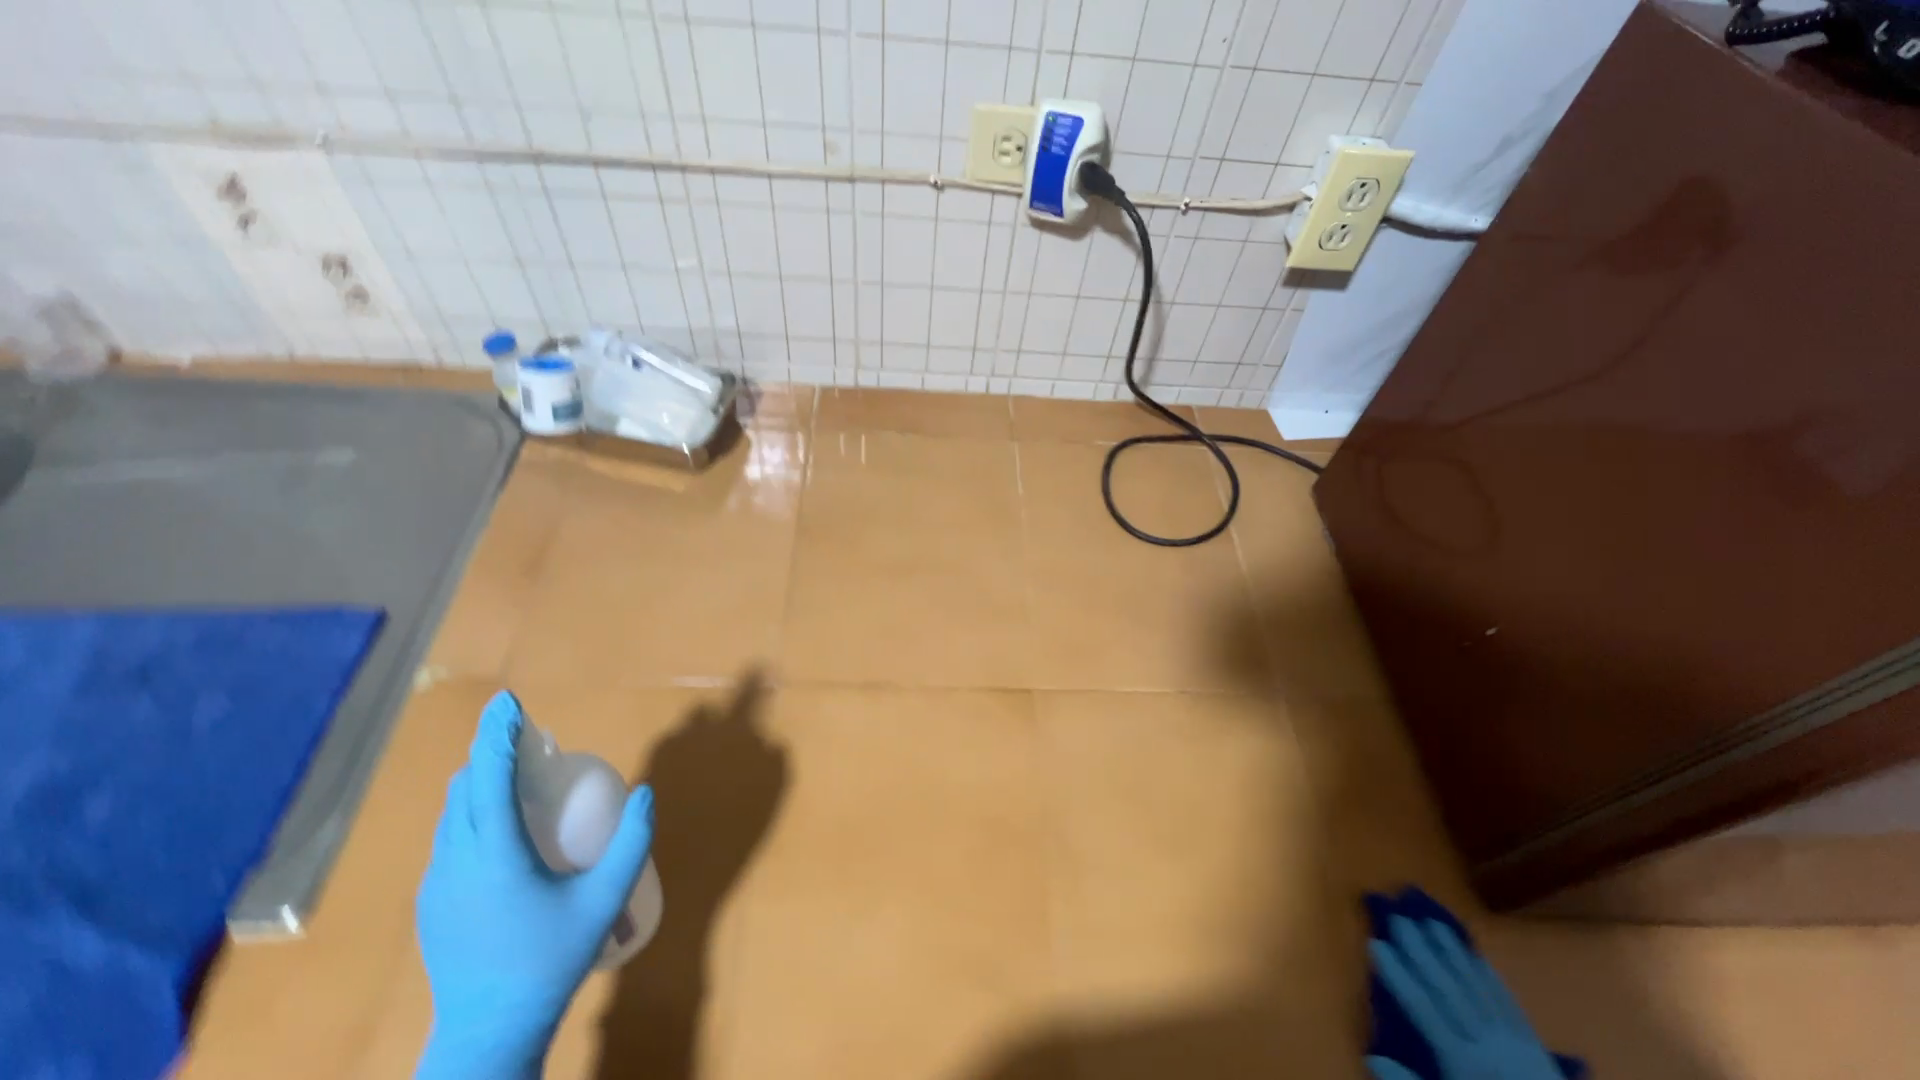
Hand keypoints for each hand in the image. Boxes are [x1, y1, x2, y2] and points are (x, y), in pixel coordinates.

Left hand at [415, 691, 654, 1078]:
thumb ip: (631, 842)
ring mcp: (436, 883)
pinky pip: (449, 842)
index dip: (498, 734)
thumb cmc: (551, 959)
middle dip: (490, 754)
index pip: (490, 776)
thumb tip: (644, 792)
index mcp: (495, 852)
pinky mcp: (430, 904)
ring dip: (478, 786)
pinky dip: (471, 819)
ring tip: (514, 784)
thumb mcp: (605, 899)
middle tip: (525, 743)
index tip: (507, 700)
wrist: (489, 1029)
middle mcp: (456, 858)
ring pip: (451, 816)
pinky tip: (501, 841)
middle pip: (464, 788)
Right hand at [1366, 916, 1560, 1079]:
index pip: (1423, 1008)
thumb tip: (1371, 1056)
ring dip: (1454, 953)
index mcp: (1462, 1061)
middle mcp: (1486, 1041)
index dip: (1398, 975)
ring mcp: (1513, 1038)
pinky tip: (1476, 956)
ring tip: (1433, 923)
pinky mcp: (1534, 1041)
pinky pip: (1509, 1002)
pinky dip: (1490, 976)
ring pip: (1478, 987)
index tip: (1376, 943)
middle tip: (1401, 920)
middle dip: (1422, 952)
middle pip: (1449, 990)